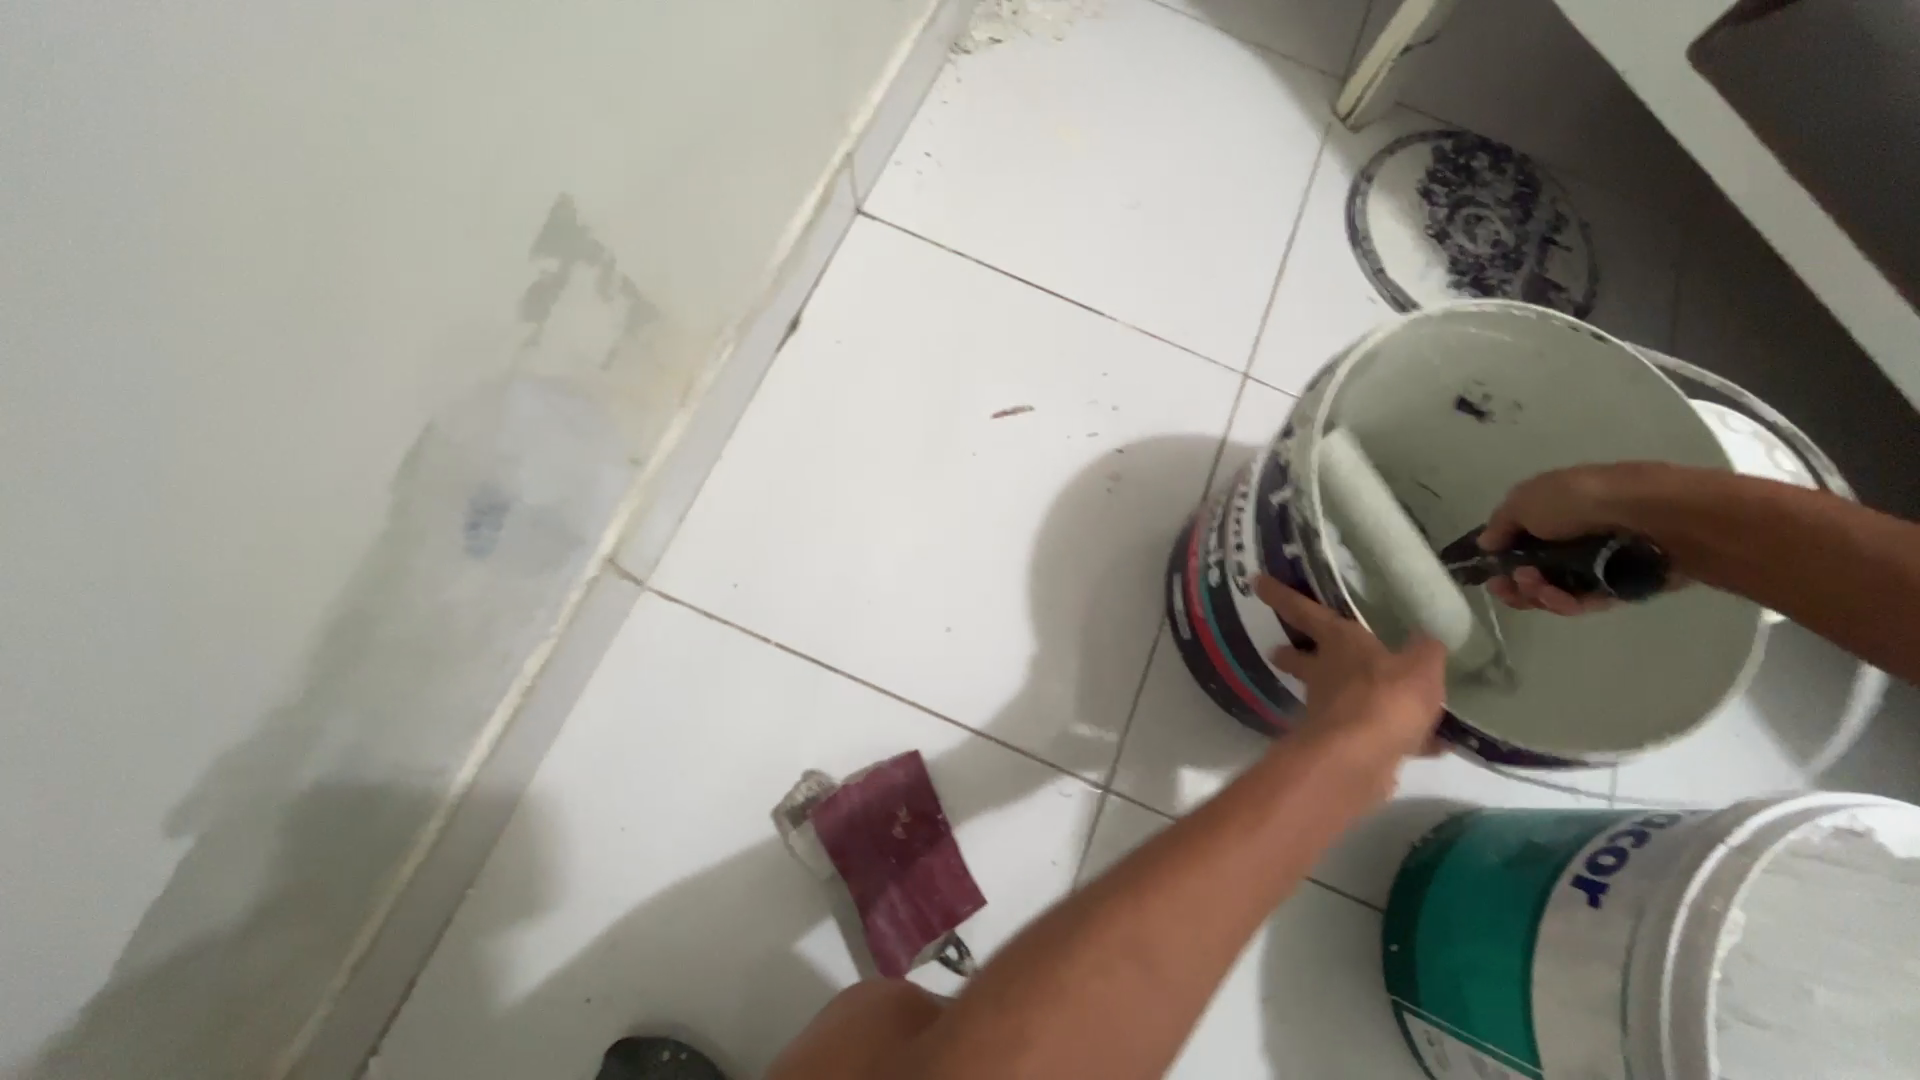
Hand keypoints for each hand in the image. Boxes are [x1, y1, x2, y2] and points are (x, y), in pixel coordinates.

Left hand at [1252, 576, 1447, 787]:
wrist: (1360, 756)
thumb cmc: (1386, 697)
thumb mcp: (1420, 666)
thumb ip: (1424, 651)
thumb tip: (1426, 640)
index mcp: (1339, 642)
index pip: (1305, 611)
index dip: (1283, 596)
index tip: (1255, 582)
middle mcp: (1325, 672)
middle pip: (1301, 658)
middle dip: (1290, 654)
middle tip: (1277, 650)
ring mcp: (1327, 709)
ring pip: (1330, 696)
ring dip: (1343, 696)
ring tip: (1373, 700)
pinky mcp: (1341, 743)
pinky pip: (1369, 733)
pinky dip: (1392, 736)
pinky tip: (1428, 745)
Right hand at [1479, 465, 1656, 615]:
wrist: (1655, 515)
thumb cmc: (1582, 500)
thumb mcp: (1524, 501)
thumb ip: (1500, 525)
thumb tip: (1487, 544)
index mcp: (1553, 509)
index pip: (1518, 540)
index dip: (1499, 558)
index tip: (1489, 570)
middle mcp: (1573, 535)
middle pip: (1534, 570)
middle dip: (1514, 582)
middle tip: (1508, 585)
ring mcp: (1598, 562)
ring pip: (1555, 589)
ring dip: (1536, 594)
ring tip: (1537, 588)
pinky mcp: (1622, 586)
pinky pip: (1585, 601)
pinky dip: (1567, 603)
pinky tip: (1560, 599)